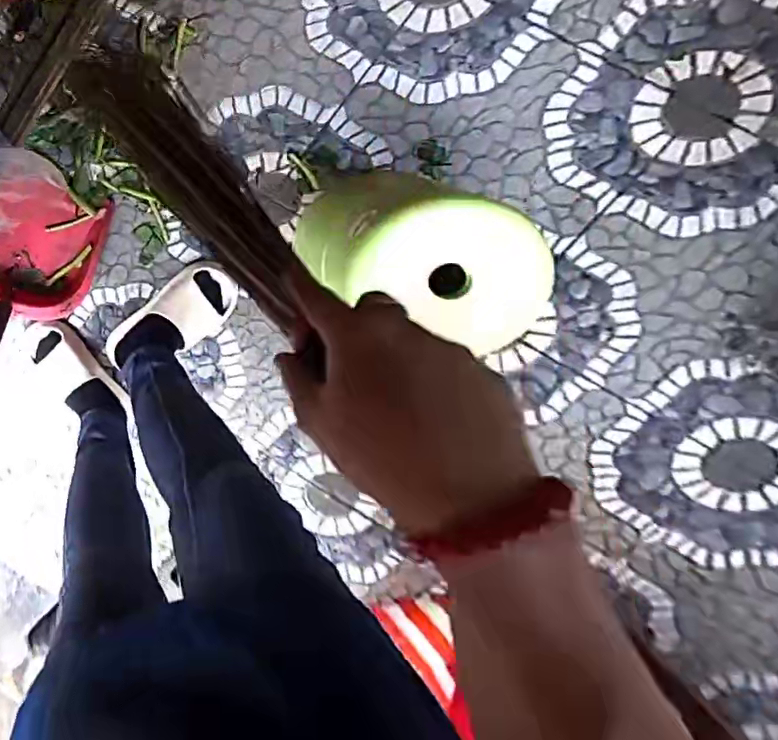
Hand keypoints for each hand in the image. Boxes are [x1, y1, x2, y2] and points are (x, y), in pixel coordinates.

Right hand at [274, 268, 540, 536]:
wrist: (475, 503)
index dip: (299, 284)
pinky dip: (430, 379)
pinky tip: (430, 417)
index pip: (316, 296)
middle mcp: (402, 330)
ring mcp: (450, 351)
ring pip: (409, 338)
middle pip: (370, 308)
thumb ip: (296, 378)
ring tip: (393, 401)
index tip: (291, 274)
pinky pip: (446, 365)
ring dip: (393, 355)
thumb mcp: (316, 420)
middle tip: (345, 363)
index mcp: (354, 336)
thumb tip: (290, 356)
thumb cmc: (377, 455)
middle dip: (353, 324)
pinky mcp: (487, 376)